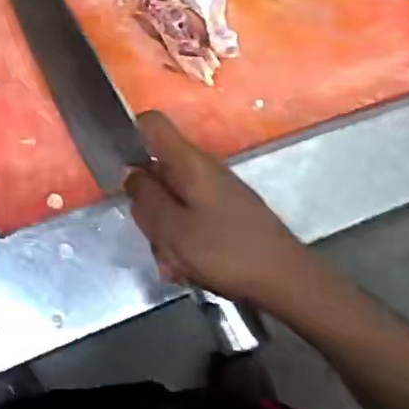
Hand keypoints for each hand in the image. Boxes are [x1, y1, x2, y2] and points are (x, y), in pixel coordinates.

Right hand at [124, 111, 322, 307]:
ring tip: (169, 260)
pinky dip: (183, 234)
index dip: (128, 132)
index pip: (151, 123)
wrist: (293, 285)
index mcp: (188, 161)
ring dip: (164, 223)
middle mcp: (205, 167)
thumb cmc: (226, 251)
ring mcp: (220, 190)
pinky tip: (187, 265)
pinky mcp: (230, 212)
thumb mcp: (170, 227)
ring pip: (174, 194)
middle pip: (158, 165)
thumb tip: (129, 172)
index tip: (116, 160)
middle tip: (147, 229)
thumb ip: (143, 196)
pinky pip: (192, 213)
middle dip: (145, 196)